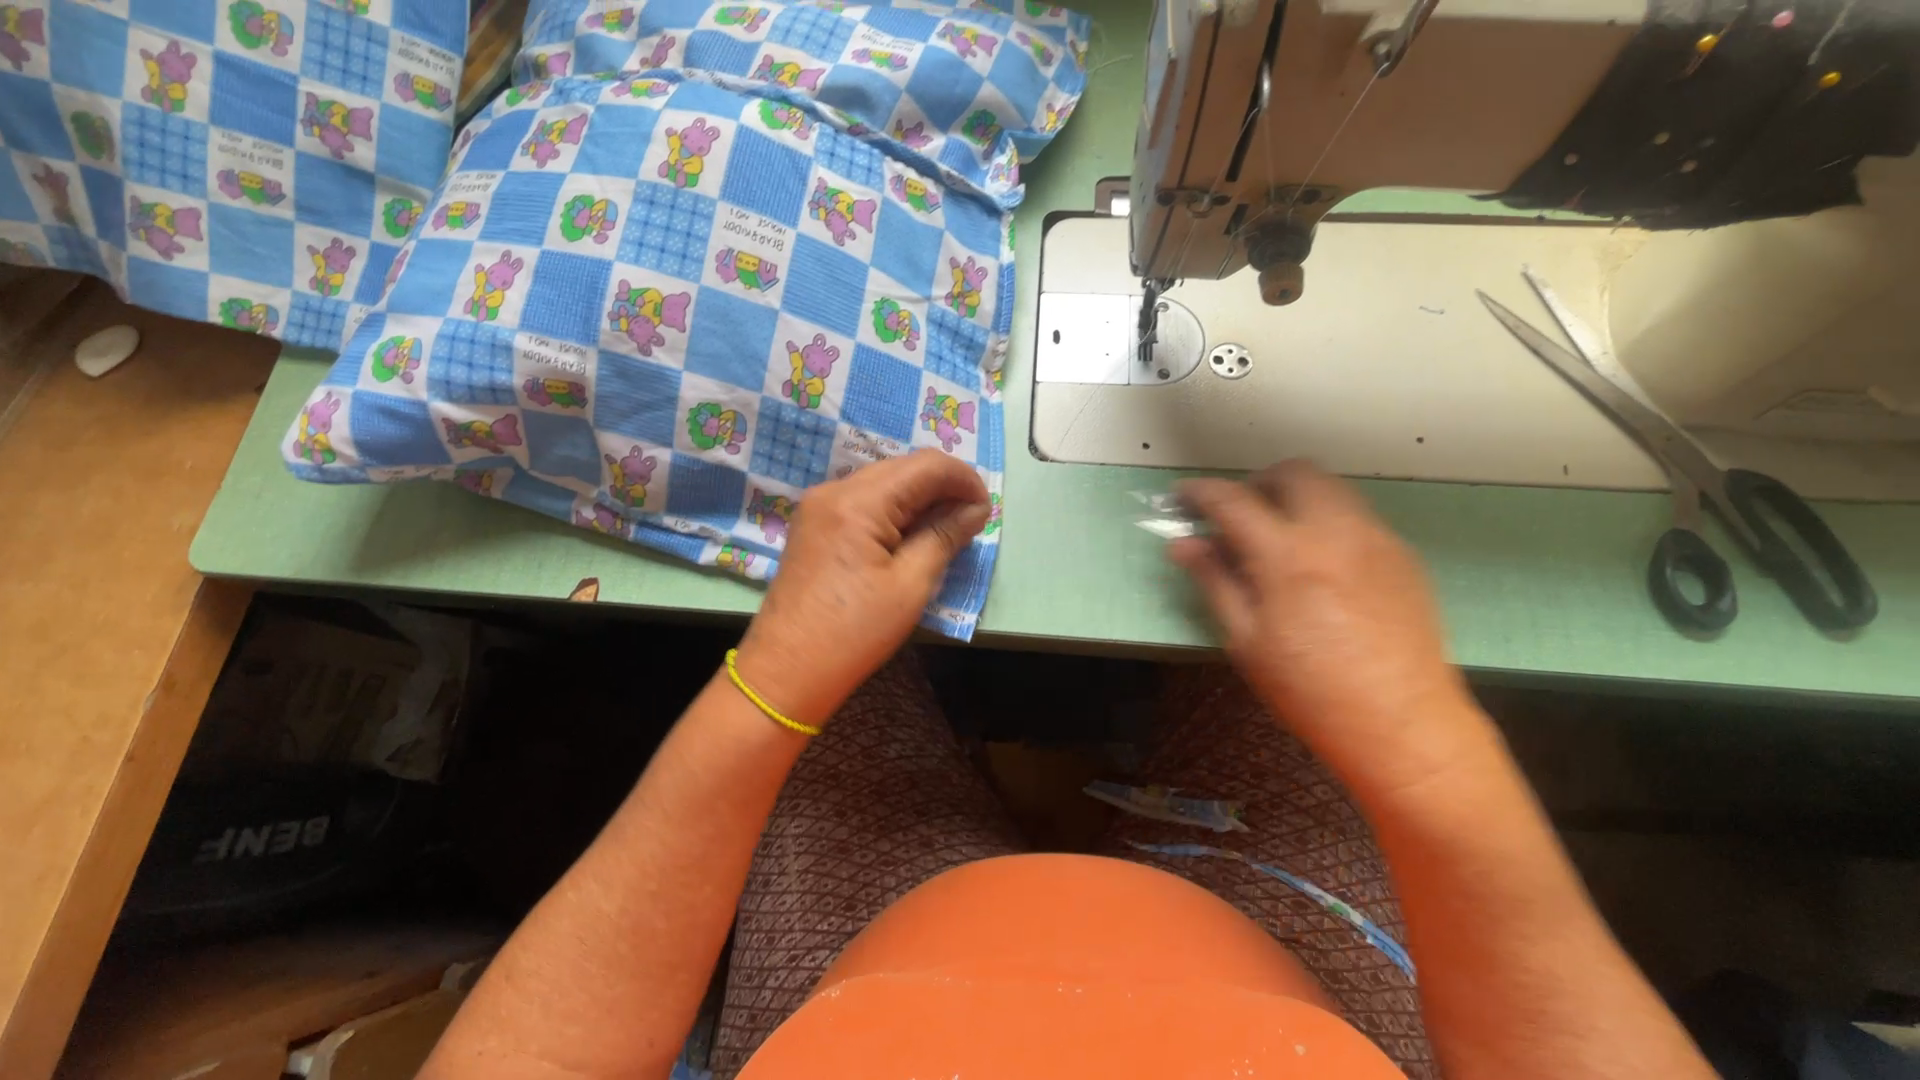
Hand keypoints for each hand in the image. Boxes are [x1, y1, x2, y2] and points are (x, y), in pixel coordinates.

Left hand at [734, 450, 989, 727]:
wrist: (786, 670)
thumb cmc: (854, 632)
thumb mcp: (911, 586)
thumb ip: (944, 537)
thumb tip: (974, 509)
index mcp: (858, 502)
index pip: (925, 466)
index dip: (964, 479)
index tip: (986, 510)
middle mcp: (834, 490)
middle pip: (903, 467)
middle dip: (943, 486)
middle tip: (971, 521)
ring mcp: (819, 505)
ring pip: (884, 482)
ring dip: (920, 498)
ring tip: (947, 531)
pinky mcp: (814, 524)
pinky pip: (864, 500)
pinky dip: (894, 510)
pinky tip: (912, 536)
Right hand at [1169, 462, 1479, 779]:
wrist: (1402, 723)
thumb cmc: (1310, 690)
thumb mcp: (1247, 641)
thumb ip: (1215, 581)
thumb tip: (1183, 543)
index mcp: (1288, 556)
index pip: (1233, 501)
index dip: (1200, 493)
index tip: (1181, 498)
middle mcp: (1336, 532)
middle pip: (1293, 472)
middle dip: (1256, 483)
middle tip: (1237, 516)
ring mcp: (1376, 539)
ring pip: (1331, 487)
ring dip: (1295, 497)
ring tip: (1277, 537)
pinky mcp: (1402, 554)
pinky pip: (1357, 516)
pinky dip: (1327, 521)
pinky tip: (1318, 564)